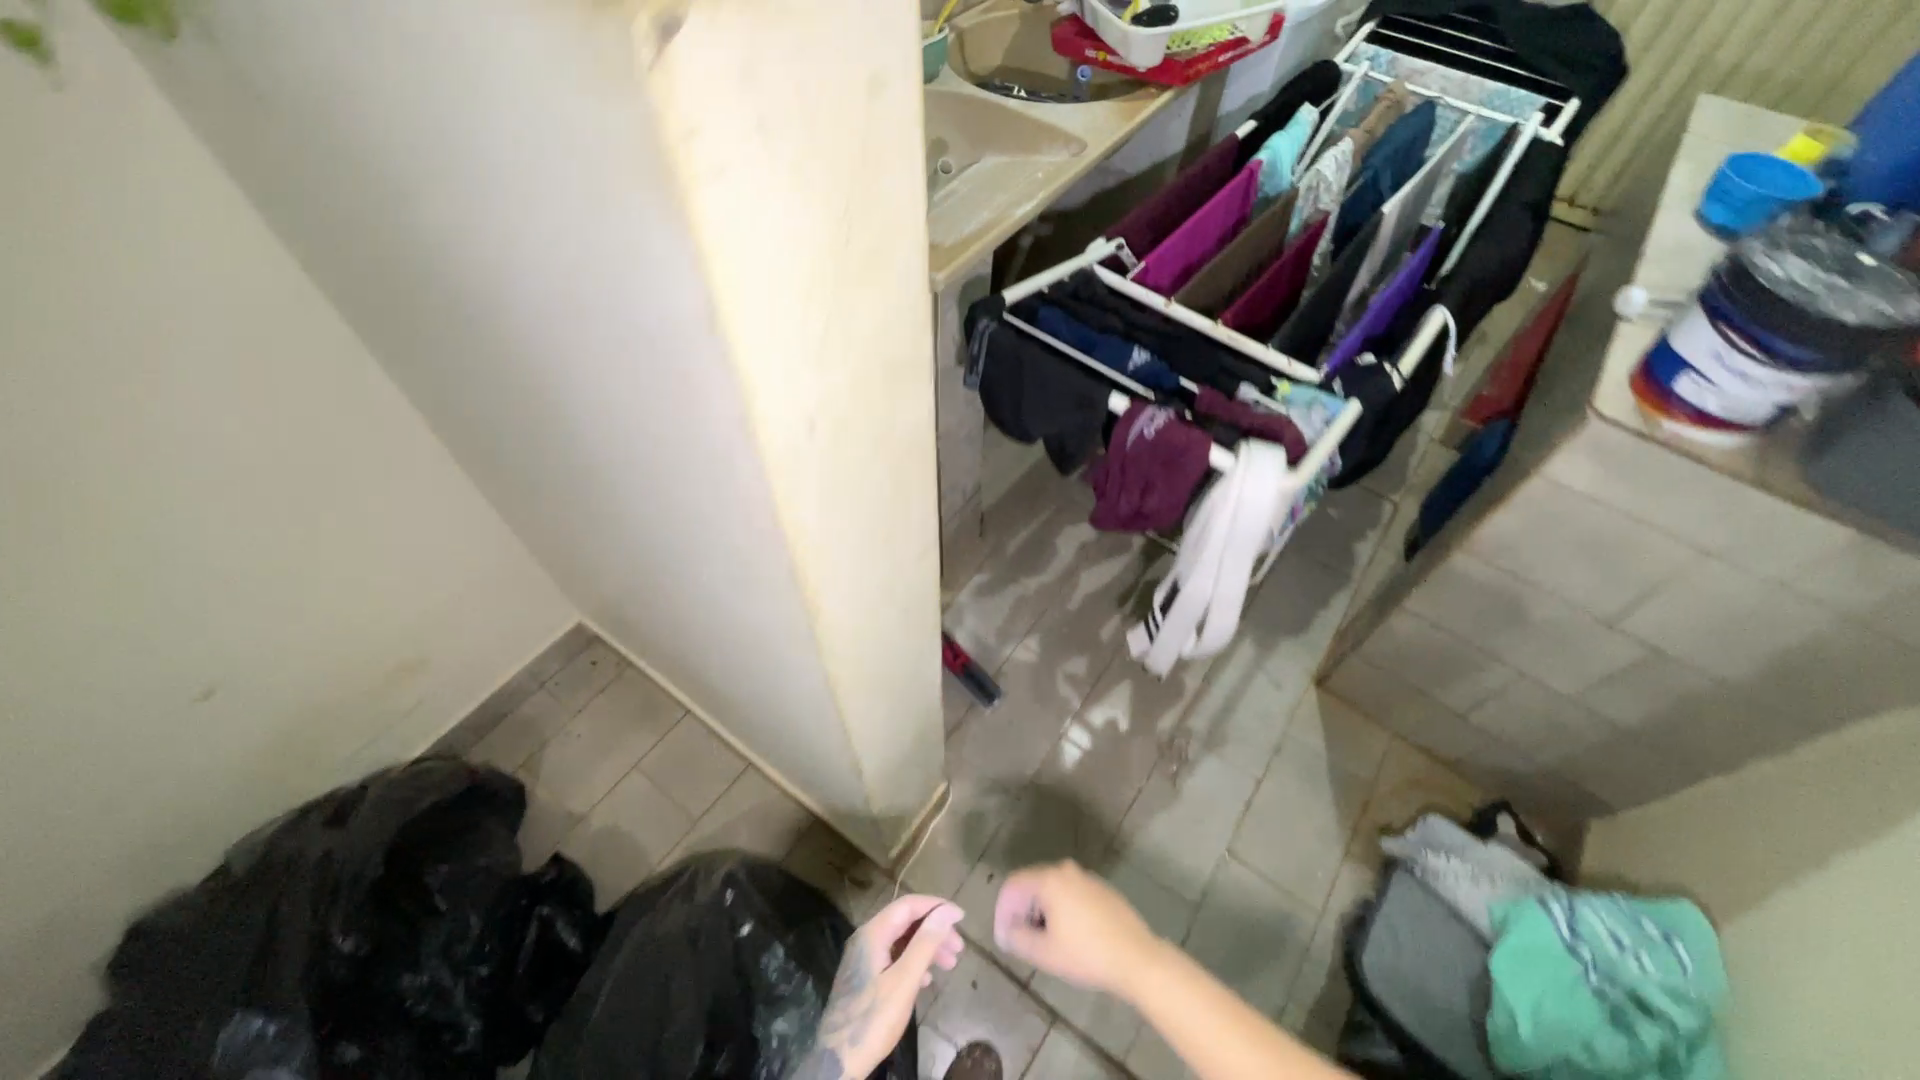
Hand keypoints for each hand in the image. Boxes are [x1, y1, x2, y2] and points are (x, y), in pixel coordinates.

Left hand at [795, 895, 964, 1079]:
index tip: (962, 918)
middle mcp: (866, 940)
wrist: (838, 1060)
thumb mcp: (904, 981)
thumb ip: (925, 944)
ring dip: (927, 947)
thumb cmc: (873, 1019)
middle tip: (959, 948)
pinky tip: (927, 979)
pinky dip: (914, 962)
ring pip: (901, 941)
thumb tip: (946, 912)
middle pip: (905, 922)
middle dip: (934, 930)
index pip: (907, 906)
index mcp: (872, 934)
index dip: (936, 907)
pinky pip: (894, 958)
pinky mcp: (865, 977)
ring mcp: (864, 959)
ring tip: (950, 964)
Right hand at [992, 860, 1162, 996]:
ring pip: (1052, 888)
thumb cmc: (1086, 955)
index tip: (1003, 937)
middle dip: (1021, 910)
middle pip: (1032, 883)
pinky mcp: (1102, 889)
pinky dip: (1061, 908)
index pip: (1013, 886)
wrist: (1137, 959)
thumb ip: (1017, 938)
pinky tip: (1067, 933)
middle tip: (1019, 938)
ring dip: (1041, 910)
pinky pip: (1071, 892)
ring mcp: (1088, 878)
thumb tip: (1008, 931)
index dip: (1002, 911)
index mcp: (1050, 879)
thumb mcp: (1044, 952)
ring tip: (1042, 939)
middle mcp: (1067, 870)